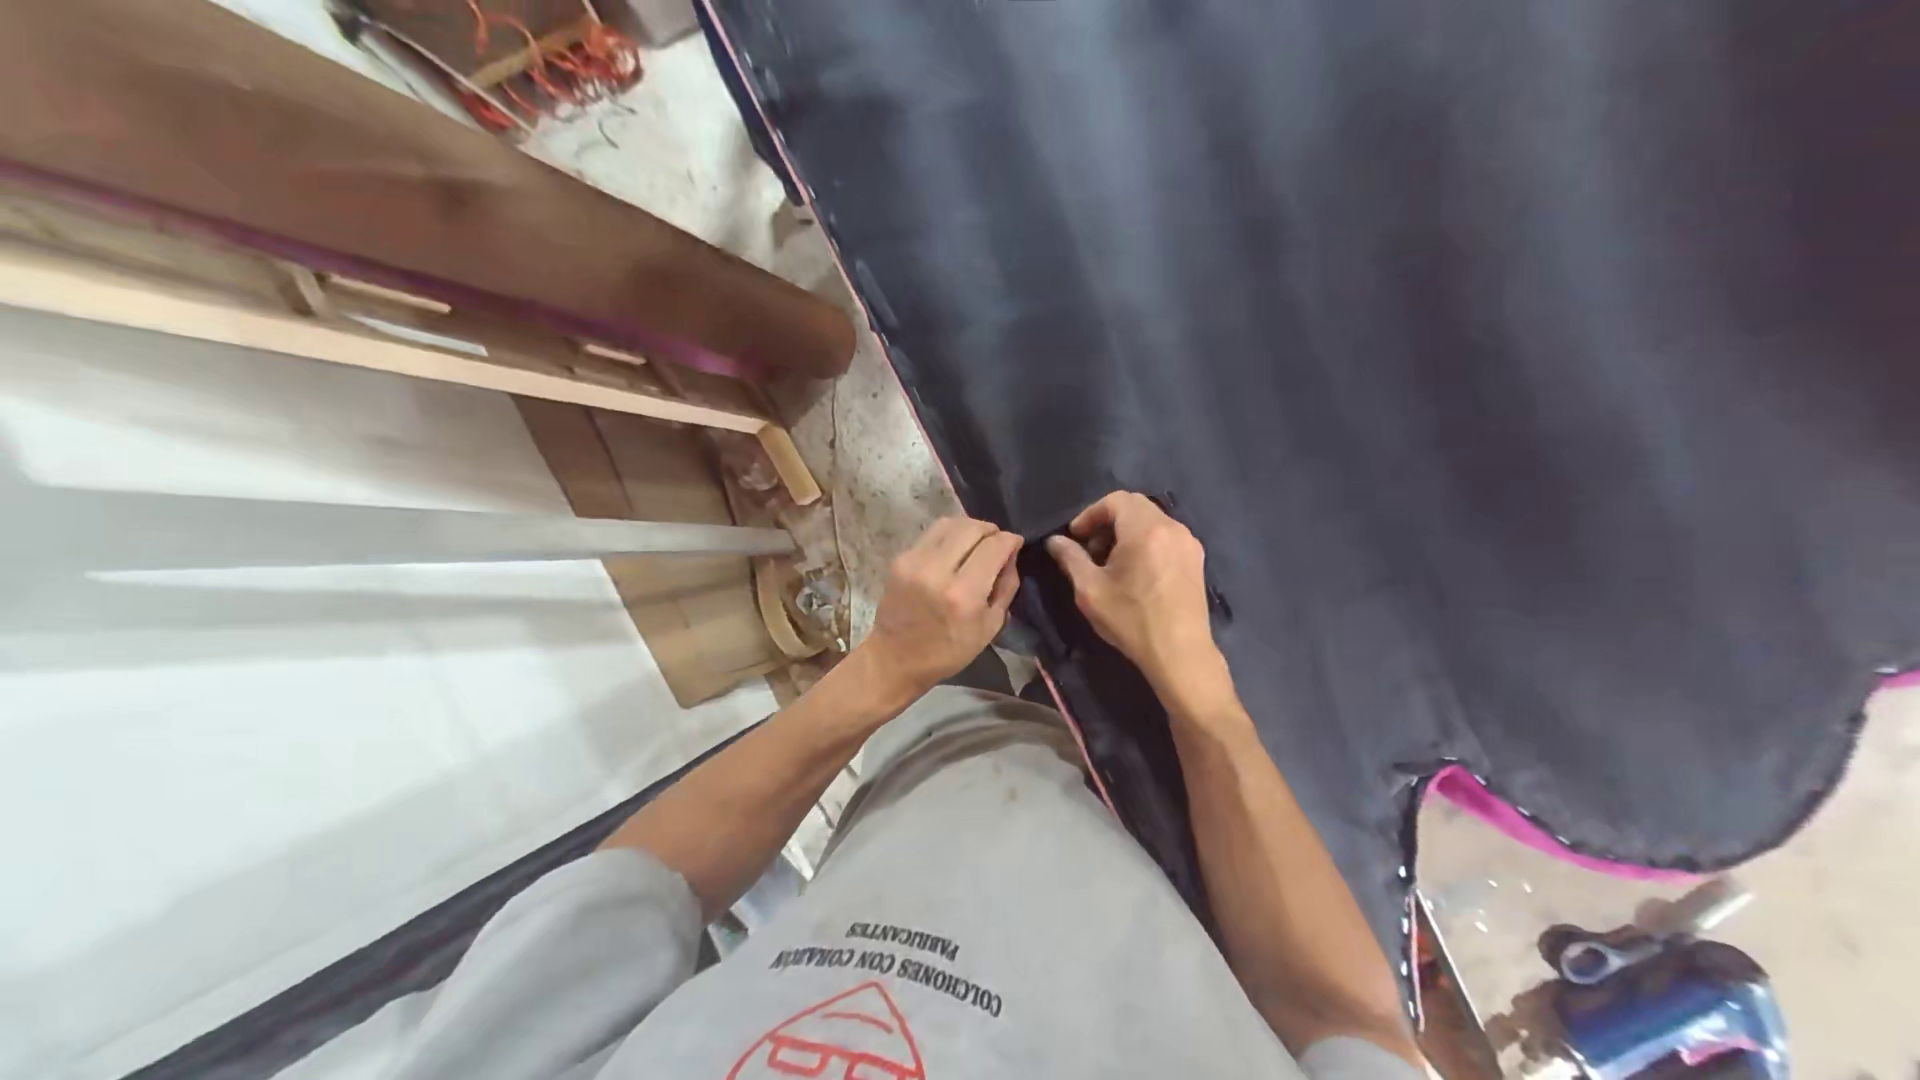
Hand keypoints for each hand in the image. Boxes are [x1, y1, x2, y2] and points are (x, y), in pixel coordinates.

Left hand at [859, 515, 1022, 700]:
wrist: (896, 657)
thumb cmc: (949, 650)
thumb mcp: (991, 626)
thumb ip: (1006, 586)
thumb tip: (1010, 554)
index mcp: (963, 594)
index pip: (994, 546)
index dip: (1011, 540)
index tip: (1016, 544)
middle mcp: (937, 570)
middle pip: (972, 528)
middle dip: (991, 530)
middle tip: (997, 542)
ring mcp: (914, 561)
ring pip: (950, 523)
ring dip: (970, 528)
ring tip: (977, 543)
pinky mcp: (900, 559)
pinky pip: (932, 534)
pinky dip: (950, 536)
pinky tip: (955, 551)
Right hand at [1046, 492, 1227, 699]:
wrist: (1180, 653)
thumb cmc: (1131, 619)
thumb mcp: (1090, 589)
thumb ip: (1070, 558)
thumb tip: (1054, 541)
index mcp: (1145, 529)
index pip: (1115, 500)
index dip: (1090, 514)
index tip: (1076, 537)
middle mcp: (1172, 528)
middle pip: (1135, 506)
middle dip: (1108, 521)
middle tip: (1090, 548)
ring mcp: (1188, 543)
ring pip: (1152, 521)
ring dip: (1126, 532)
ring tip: (1110, 562)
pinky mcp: (1196, 560)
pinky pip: (1166, 536)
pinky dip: (1145, 542)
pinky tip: (1135, 571)